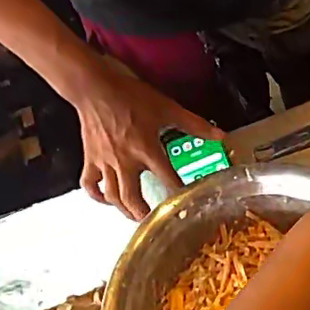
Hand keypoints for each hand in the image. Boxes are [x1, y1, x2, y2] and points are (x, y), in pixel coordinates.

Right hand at [62, 56, 221, 219]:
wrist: (94, 87)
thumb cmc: (130, 96)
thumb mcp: (167, 109)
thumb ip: (195, 125)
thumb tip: (220, 135)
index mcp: (147, 149)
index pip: (167, 178)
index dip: (179, 192)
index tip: (189, 203)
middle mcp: (125, 161)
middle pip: (132, 198)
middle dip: (144, 214)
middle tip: (157, 222)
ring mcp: (105, 162)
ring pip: (112, 196)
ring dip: (124, 210)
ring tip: (136, 217)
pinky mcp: (90, 159)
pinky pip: (90, 184)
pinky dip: (98, 196)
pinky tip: (108, 200)